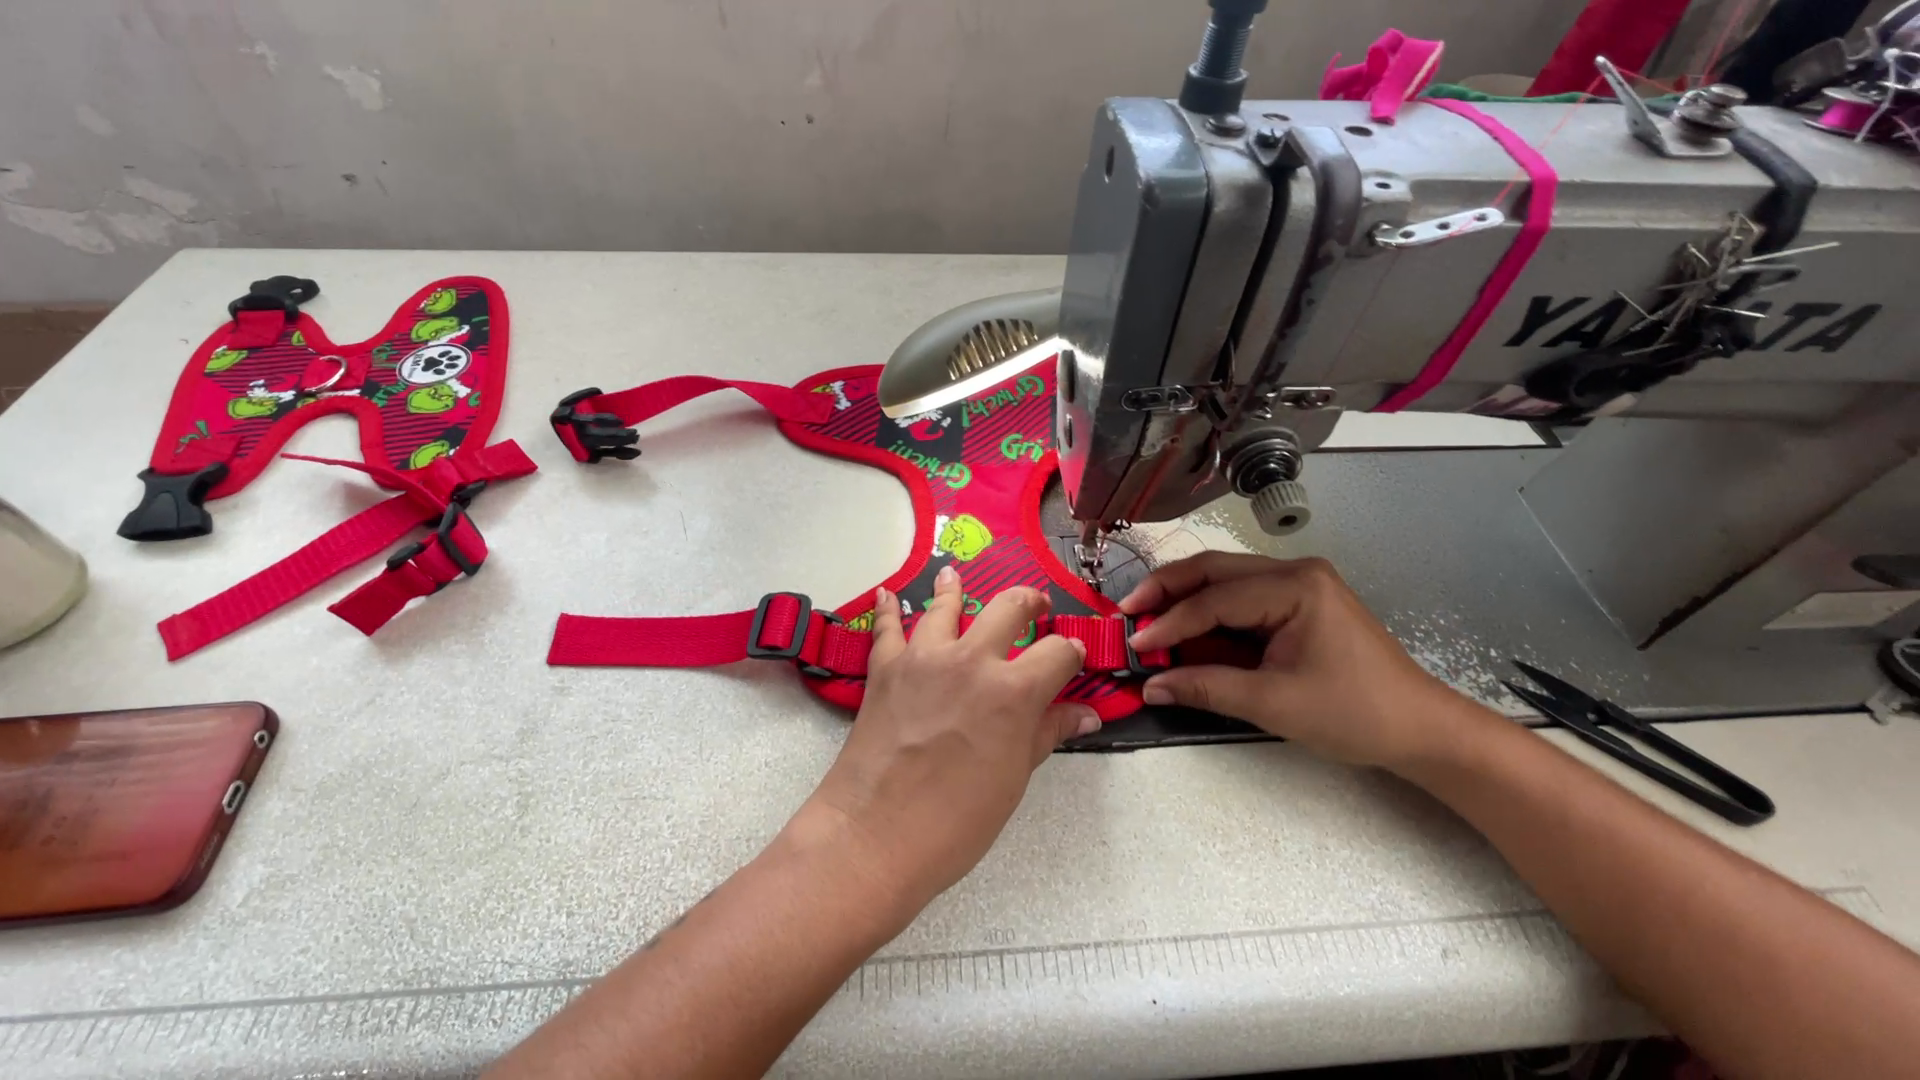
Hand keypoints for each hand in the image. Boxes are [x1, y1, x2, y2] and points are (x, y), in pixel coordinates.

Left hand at [794, 565, 1098, 912]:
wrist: (875, 834)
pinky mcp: (884, 670)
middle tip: (1036, 605)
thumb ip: (1046, 733)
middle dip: (1029, 602)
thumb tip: (1085, 714)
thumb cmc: (957, 821)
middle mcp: (970, 660)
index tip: (1073, 657)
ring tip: (956, 576)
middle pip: (1007, 608)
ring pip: (944, 607)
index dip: (1071, 653)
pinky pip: (887, 629)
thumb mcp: (1013, 778)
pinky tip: (888, 595)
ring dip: (954, 589)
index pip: (1056, 653)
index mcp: (1012, 690)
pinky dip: (888, 610)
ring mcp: (923, 659)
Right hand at [1121, 553, 1480, 771]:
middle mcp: (1296, 572)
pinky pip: (1242, 598)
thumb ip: (1207, 688)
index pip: (1215, 599)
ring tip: (1146, 619)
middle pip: (1214, 570)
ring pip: (1225, 580)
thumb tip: (1151, 687)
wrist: (1420, 728)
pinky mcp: (1300, 602)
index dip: (1169, 623)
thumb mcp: (1274, 704)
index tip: (1133, 646)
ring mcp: (1300, 584)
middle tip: (1126, 613)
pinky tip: (1185, 629)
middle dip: (1167, 590)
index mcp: (1296, 587)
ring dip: (1185, 598)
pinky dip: (1209, 612)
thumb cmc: (1354, 714)